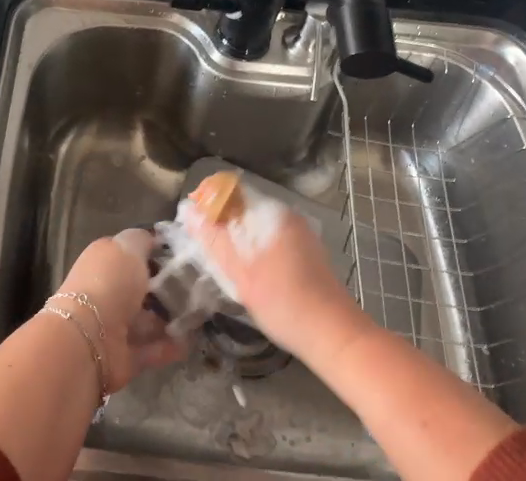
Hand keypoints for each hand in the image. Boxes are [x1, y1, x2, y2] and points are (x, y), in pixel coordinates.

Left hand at [56, 229, 185, 390]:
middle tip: (199, 288)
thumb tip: (153, 238)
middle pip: (143, 289)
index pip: (132, 255)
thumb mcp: (128, 247)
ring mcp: (115, 325)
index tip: (185, 258)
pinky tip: (191, 340)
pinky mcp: (124, 355)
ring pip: (149, 319)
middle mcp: (108, 291)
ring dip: (172, 318)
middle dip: (169, 289)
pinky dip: (170, 346)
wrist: (89, 337)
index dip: (156, 254)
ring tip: (202, 314)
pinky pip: (152, 348)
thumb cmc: (110, 283)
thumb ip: (142, 240)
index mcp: (104, 262)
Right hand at [190, 206, 368, 361]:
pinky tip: (249, 273)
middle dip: (219, 222)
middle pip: (243, 206)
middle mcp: (287, 216)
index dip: (207, 201)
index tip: (191, 221)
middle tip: (202, 248)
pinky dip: (254, 248)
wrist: (336, 335)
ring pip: (256, 225)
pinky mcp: (306, 251)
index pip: (231, 189)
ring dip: (236, 237)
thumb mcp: (241, 274)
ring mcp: (299, 233)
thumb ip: (214, 241)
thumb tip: (189, 212)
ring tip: (221, 264)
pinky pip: (270, 238)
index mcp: (272, 214)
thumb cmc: (285, 304)